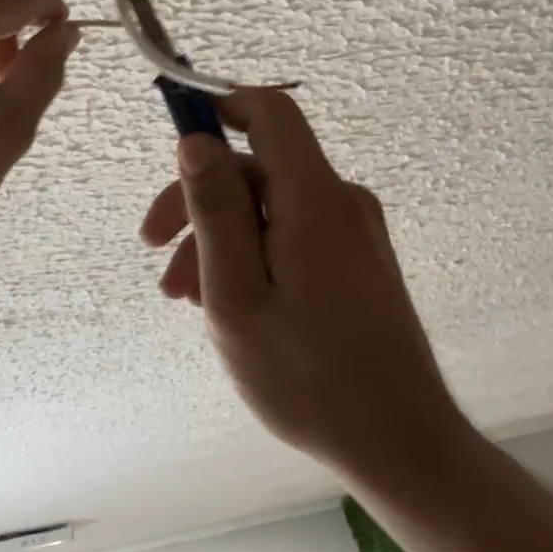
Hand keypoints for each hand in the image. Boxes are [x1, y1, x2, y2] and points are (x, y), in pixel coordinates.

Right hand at [140, 89, 471, 482]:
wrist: (399, 444)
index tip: (173, 137)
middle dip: (198, 200)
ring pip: (266, 207)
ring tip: (185, 297)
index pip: (269, 111)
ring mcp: (351, 233)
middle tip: (153, 252)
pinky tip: (227, 303)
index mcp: (314, 200)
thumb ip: (215, 212)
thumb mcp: (236, 296)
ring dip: (217, 237)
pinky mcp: (354, 261)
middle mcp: (340, 202)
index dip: (217, 107)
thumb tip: (195, 141)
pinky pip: (289, 234)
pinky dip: (250, 254)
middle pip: (256, 167)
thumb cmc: (307, 376)